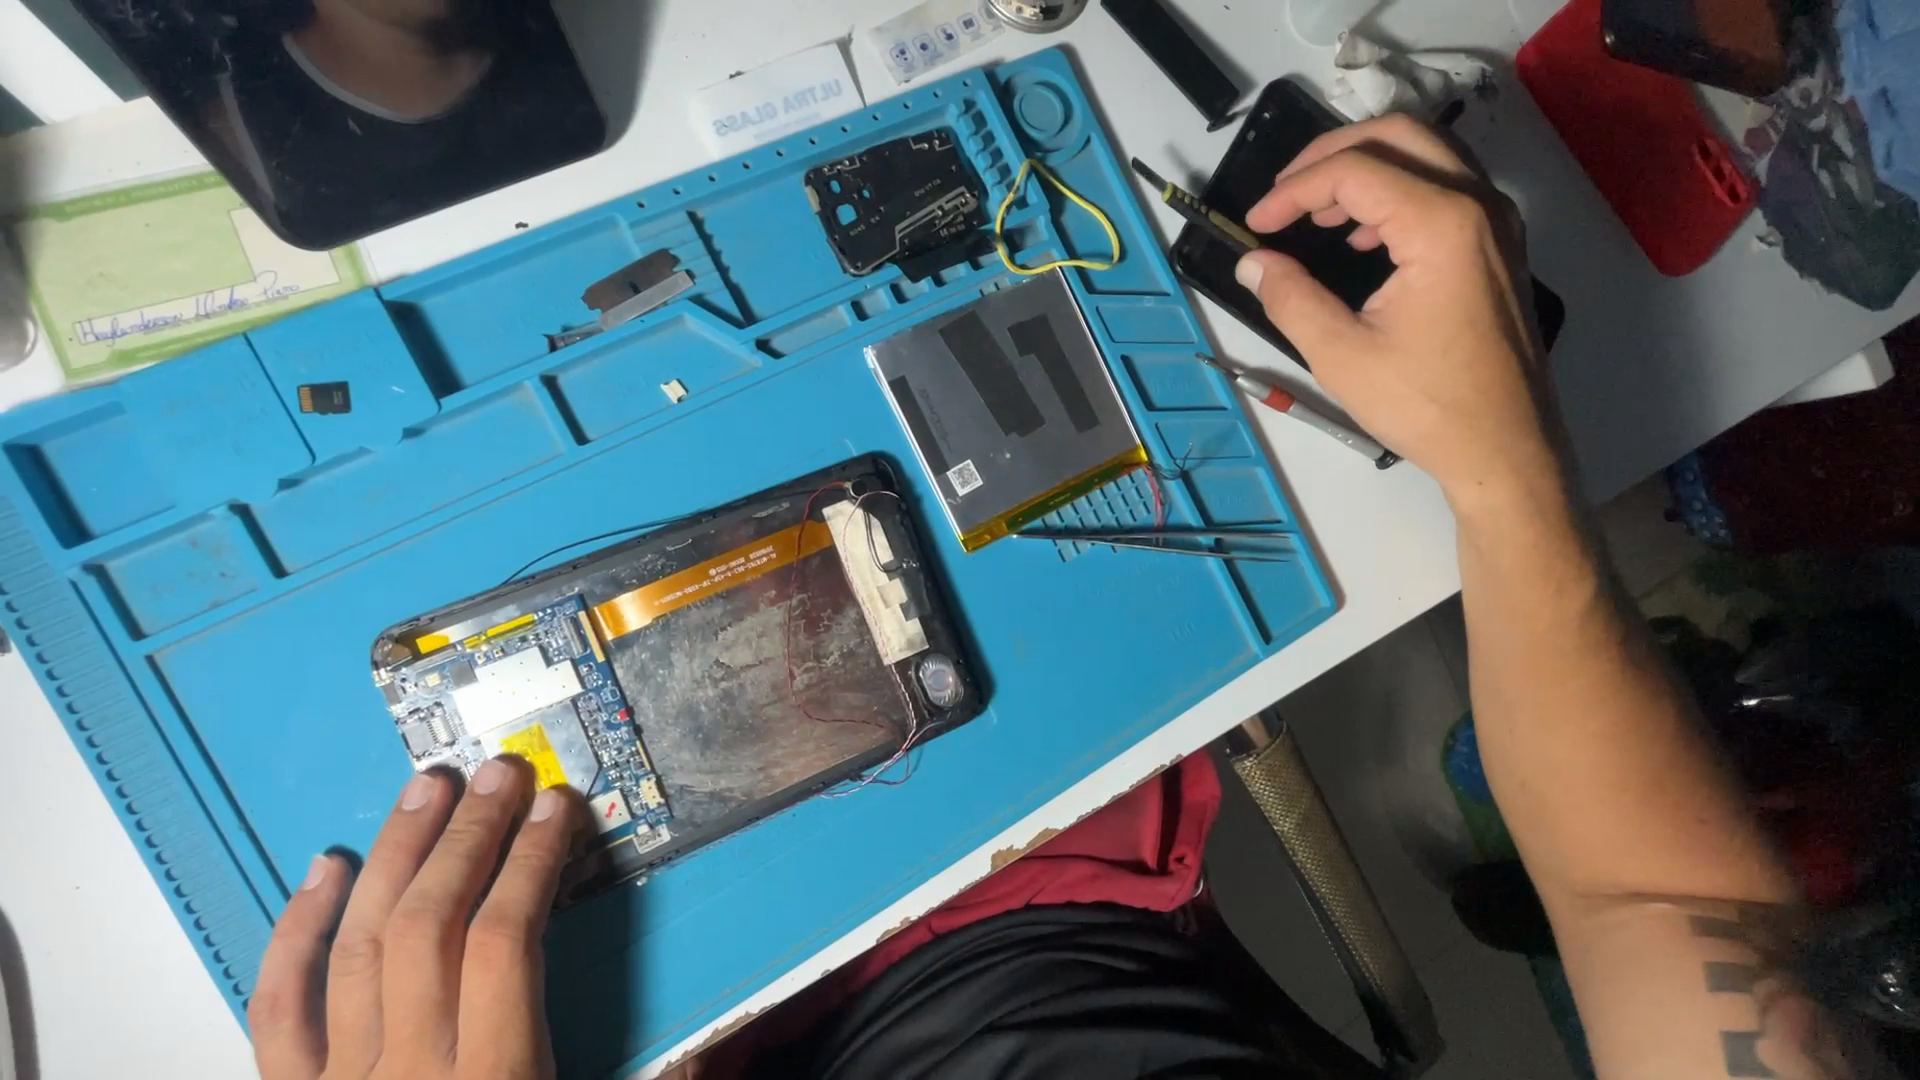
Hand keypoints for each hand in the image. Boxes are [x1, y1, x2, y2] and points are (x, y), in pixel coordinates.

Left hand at [250, 759, 581, 1079]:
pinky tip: (322, 870)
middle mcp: (406, 1075)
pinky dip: (294, 934)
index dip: (534, 861)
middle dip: (471, 834)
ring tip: (429, 788)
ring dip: (396, 856)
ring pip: (357, 948)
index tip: (559, 805)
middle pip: (430, 925)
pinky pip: (278, 1012)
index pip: (504, 939)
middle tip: (502, 771)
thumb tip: (718, 1044)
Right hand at [1237, 114, 1562, 504]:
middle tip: (1283, 195)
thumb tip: (1251, 262)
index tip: (1253, 225)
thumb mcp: (1340, 355)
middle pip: (1399, 136)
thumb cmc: (1421, 403)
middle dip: (1330, 155)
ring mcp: (1496, 221)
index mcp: (1441, 225)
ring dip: (1364, 170)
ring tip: (1315, 215)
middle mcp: (1478, 204)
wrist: (1501, 445)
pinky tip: (1360, 238)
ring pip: (1426, 154)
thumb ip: (1290, 298)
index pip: (1356, 171)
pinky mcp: (1496, 244)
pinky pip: (1443, 187)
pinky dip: (1394, 193)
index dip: (1294, 191)